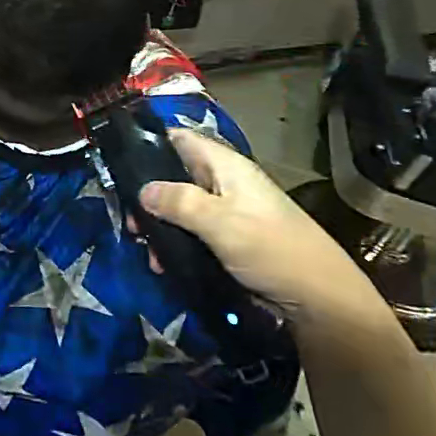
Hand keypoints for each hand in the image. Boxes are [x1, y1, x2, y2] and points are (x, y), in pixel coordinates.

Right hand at [139, 130, 390, 334]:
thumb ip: (179, 202)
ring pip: (182, 208)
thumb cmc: (269, 248)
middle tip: (129, 222)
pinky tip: (163, 264)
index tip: (119, 163)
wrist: (316, 296)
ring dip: (161, 226)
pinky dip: (176, 243)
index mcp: (226, 166)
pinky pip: (193, 233)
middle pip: (176, 175)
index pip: (181, 139)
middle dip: (150, 195)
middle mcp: (224, 183)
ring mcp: (227, 212)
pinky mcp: (229, 240)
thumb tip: (143, 190)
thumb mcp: (220, 222)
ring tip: (144, 249)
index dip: (151, 143)